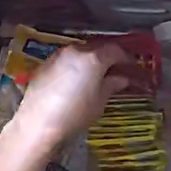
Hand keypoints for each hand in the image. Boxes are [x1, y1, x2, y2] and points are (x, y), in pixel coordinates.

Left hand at [4, 42, 129, 155]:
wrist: (38, 123)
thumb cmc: (75, 114)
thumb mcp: (99, 102)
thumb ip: (112, 85)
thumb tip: (121, 78)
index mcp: (94, 58)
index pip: (115, 50)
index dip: (126, 57)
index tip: (132, 66)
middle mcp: (76, 51)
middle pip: (97, 47)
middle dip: (109, 56)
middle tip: (116, 68)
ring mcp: (58, 55)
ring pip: (80, 51)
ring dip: (91, 59)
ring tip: (96, 73)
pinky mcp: (45, 64)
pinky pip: (66, 59)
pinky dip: (76, 65)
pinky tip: (76, 79)